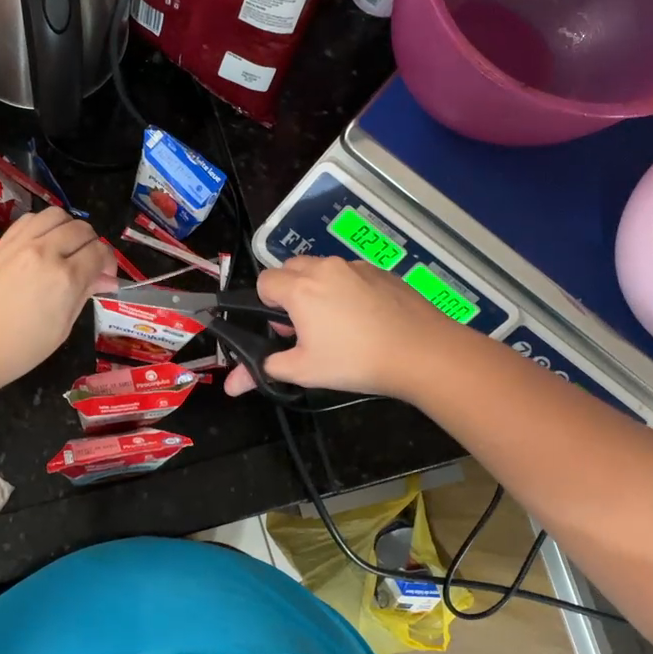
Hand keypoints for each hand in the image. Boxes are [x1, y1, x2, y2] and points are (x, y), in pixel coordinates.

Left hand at [0, 209, 115, 389]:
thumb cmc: (20, 351)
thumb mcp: (62, 328)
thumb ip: (84, 295)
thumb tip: (105, 279)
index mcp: (65, 278)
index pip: (99, 251)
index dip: (108, 262)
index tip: (105, 276)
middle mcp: (44, 252)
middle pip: (81, 229)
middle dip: (92, 244)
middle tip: (88, 265)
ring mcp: (20, 244)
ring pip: (56, 215)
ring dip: (68, 228)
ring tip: (66, 250)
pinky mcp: (1, 244)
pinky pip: (29, 219)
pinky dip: (43, 226)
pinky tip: (42, 244)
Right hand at [223, 256, 461, 398]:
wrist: (421, 352)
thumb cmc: (354, 361)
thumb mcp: (303, 371)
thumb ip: (262, 371)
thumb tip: (231, 386)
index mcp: (300, 289)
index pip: (265, 281)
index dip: (266, 303)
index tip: (281, 328)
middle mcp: (325, 268)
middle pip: (292, 267)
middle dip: (290, 290)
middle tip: (303, 325)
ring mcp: (357, 267)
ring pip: (323, 269)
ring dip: (318, 288)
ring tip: (335, 322)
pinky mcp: (383, 272)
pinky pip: (352, 275)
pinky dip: (347, 290)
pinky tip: (365, 320)